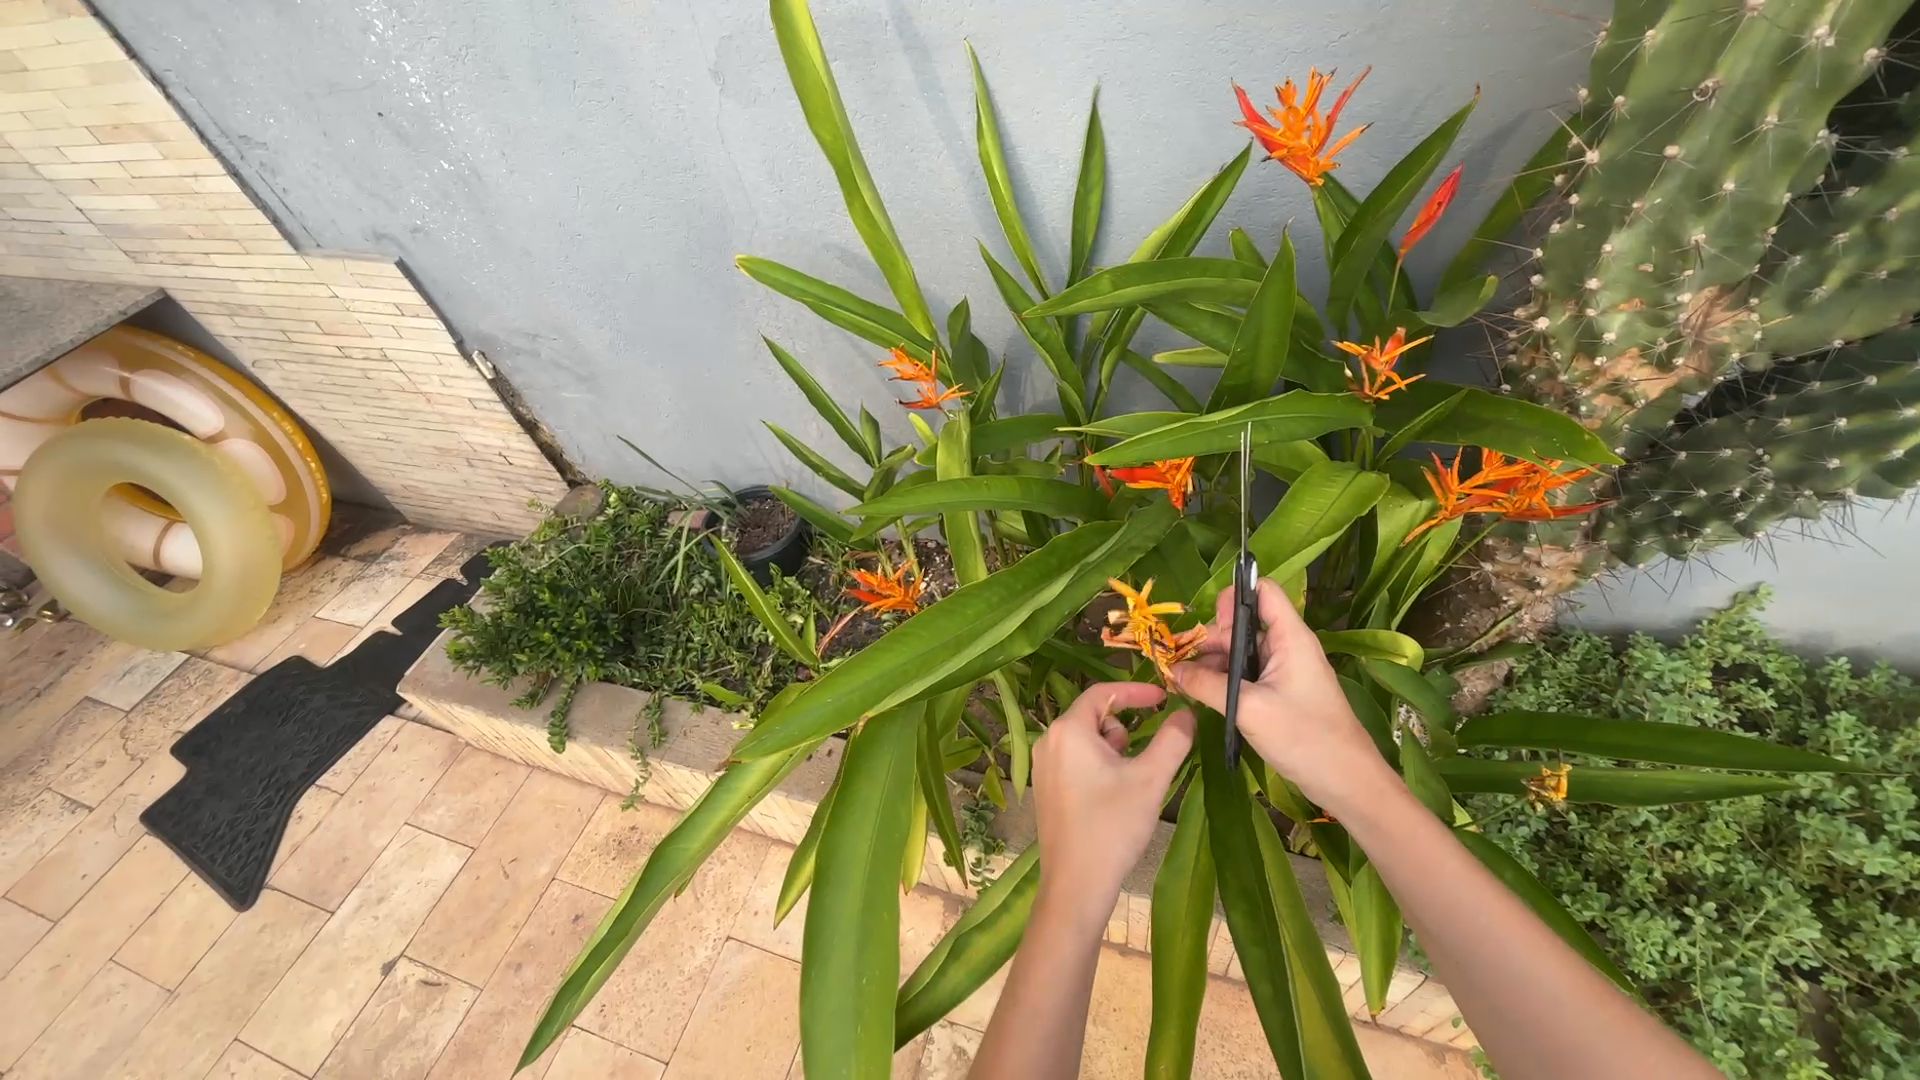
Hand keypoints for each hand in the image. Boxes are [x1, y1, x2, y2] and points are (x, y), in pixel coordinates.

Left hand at [1031, 681, 1195, 921]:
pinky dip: (1099, 765)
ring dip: (1114, 750)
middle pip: (1094, 716)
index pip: (1103, 692)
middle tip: (1144, 760)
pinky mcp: (1046, 787)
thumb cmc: (1113, 828)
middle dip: (1125, 730)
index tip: (1164, 697)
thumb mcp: (1151, 780)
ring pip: (1087, 739)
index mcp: (1068, 730)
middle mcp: (1048, 741)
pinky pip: (1076, 759)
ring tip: (1128, 784)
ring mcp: (1043, 766)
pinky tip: (1113, 797)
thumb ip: (1173, 740)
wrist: (1077, 885)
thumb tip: (1186, 713)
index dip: (1136, 691)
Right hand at [1170, 579, 1388, 814]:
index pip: (1262, 591)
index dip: (1233, 599)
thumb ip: (1207, 685)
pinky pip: (1245, 674)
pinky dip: (1222, 680)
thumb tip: (1174, 670)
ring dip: (1211, 663)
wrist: (1346, 782)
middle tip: (1181, 663)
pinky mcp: (1279, 692)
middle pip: (1241, 624)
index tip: (1209, 627)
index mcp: (1289, 637)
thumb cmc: (1304, 738)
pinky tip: (1201, 694)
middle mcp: (1286, 646)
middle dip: (1209, 639)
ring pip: (1239, 652)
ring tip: (1183, 682)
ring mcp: (1283, 670)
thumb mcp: (1247, 709)